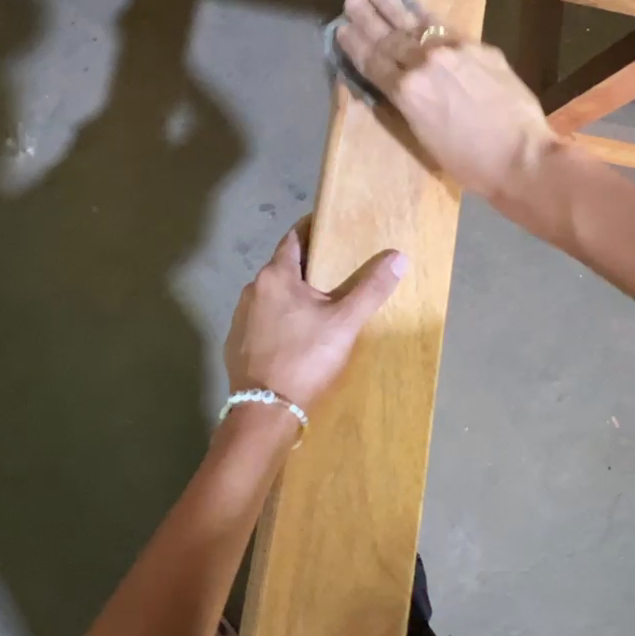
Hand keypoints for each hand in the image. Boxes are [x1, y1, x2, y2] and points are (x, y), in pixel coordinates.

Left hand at [223, 220, 406, 410]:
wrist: (265, 410)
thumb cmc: (305, 357)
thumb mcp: (344, 322)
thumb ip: (371, 288)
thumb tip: (398, 257)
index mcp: (275, 276)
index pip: (293, 238)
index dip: (312, 229)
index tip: (330, 226)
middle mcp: (252, 289)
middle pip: (282, 267)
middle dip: (306, 266)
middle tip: (335, 269)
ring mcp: (240, 318)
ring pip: (270, 296)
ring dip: (291, 295)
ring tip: (318, 304)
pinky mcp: (236, 344)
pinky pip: (261, 321)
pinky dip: (277, 320)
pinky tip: (294, 335)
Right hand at [336, 0, 560, 199]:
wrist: (520, 155)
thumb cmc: (468, 163)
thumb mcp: (424, 137)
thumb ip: (408, 105)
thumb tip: (400, 85)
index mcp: (406, 93)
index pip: (373, 62)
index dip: (355, 45)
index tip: (342, 29)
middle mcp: (424, 64)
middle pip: (389, 38)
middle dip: (368, 19)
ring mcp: (454, 51)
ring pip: (416, 25)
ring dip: (393, 8)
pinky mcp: (479, 48)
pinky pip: (445, 29)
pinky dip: (427, 19)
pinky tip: (417, 11)